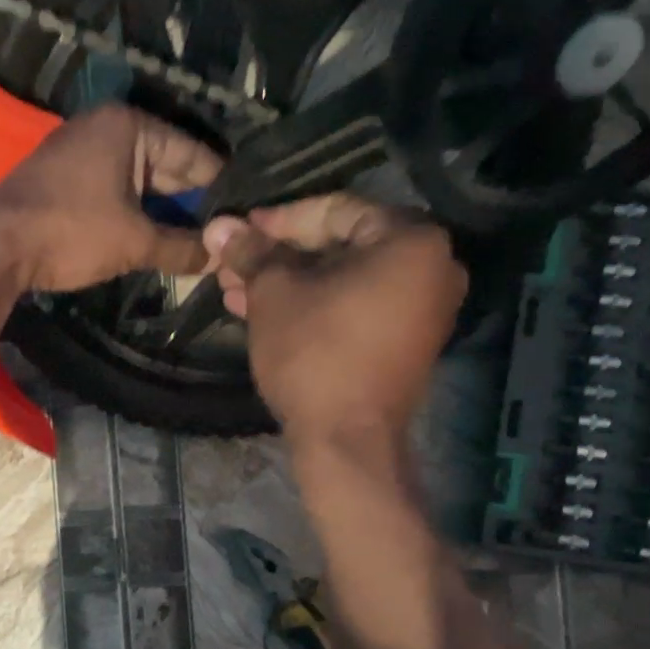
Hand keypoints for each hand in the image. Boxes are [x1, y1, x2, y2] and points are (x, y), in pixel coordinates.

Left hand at [0, 105, 220, 292]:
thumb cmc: (70, 231)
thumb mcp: (134, 241)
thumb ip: (181, 248)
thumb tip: (217, 259)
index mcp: (128, 126)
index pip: (192, 153)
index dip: (219, 186)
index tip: (244, 213)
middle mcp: (103, 129)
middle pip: (164, 165)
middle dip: (190, 202)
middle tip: (225, 234)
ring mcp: (78, 153)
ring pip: (136, 182)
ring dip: (161, 212)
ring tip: (197, 242)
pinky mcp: (61, 180)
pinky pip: (111, 191)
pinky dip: (132, 213)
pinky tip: (154, 239)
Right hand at [203, 194, 464, 441]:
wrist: (347, 438)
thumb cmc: (314, 352)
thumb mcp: (274, 294)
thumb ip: (252, 253)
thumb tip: (218, 225)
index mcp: (410, 240)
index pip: (334, 210)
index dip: (278, 219)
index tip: (237, 231)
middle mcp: (432, 266)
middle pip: (340, 244)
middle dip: (279, 256)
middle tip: (231, 263)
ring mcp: (423, 307)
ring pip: (343, 279)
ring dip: (288, 282)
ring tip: (234, 291)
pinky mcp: (406, 340)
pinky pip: (356, 305)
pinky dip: (314, 304)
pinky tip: (262, 311)